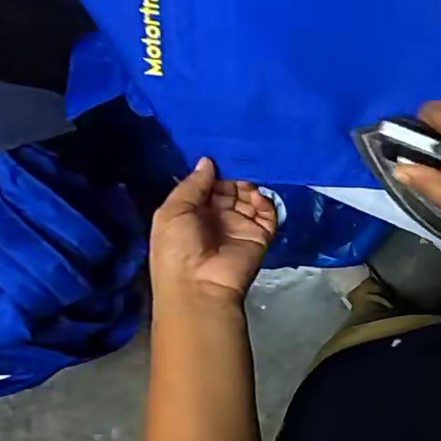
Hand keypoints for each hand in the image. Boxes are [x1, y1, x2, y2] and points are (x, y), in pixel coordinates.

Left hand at [151, 158, 276, 304]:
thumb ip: (192, 185)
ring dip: (249, 187)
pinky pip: (267, 215)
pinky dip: (265, 203)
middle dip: (233, 176)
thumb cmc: (177, 248)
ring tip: (247, 182)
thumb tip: (208, 161)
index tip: (219, 154)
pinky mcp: (259, 236)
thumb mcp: (172, 211)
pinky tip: (256, 197)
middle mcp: (217, 218)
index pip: (207, 186)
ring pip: (250, 199)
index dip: (212, 172)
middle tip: (238, 161)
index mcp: (192, 212)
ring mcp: (240, 227)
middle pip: (230, 190)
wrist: (199, 286)